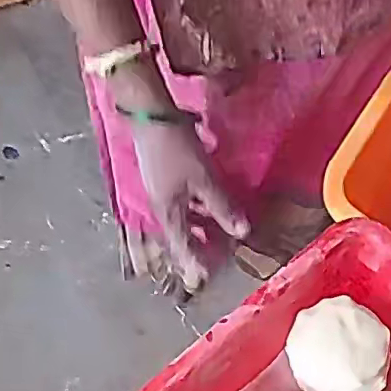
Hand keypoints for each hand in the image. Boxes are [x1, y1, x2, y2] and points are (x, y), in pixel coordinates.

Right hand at [127, 120, 249, 297]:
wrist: (148, 111)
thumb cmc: (176, 148)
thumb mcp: (203, 180)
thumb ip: (222, 207)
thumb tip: (242, 232)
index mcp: (167, 213)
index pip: (182, 247)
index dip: (193, 263)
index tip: (202, 279)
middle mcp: (161, 207)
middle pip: (178, 237)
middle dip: (193, 252)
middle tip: (209, 265)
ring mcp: (161, 193)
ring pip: (181, 221)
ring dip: (197, 232)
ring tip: (215, 241)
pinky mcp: (164, 179)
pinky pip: (182, 205)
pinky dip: (196, 213)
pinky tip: (208, 210)